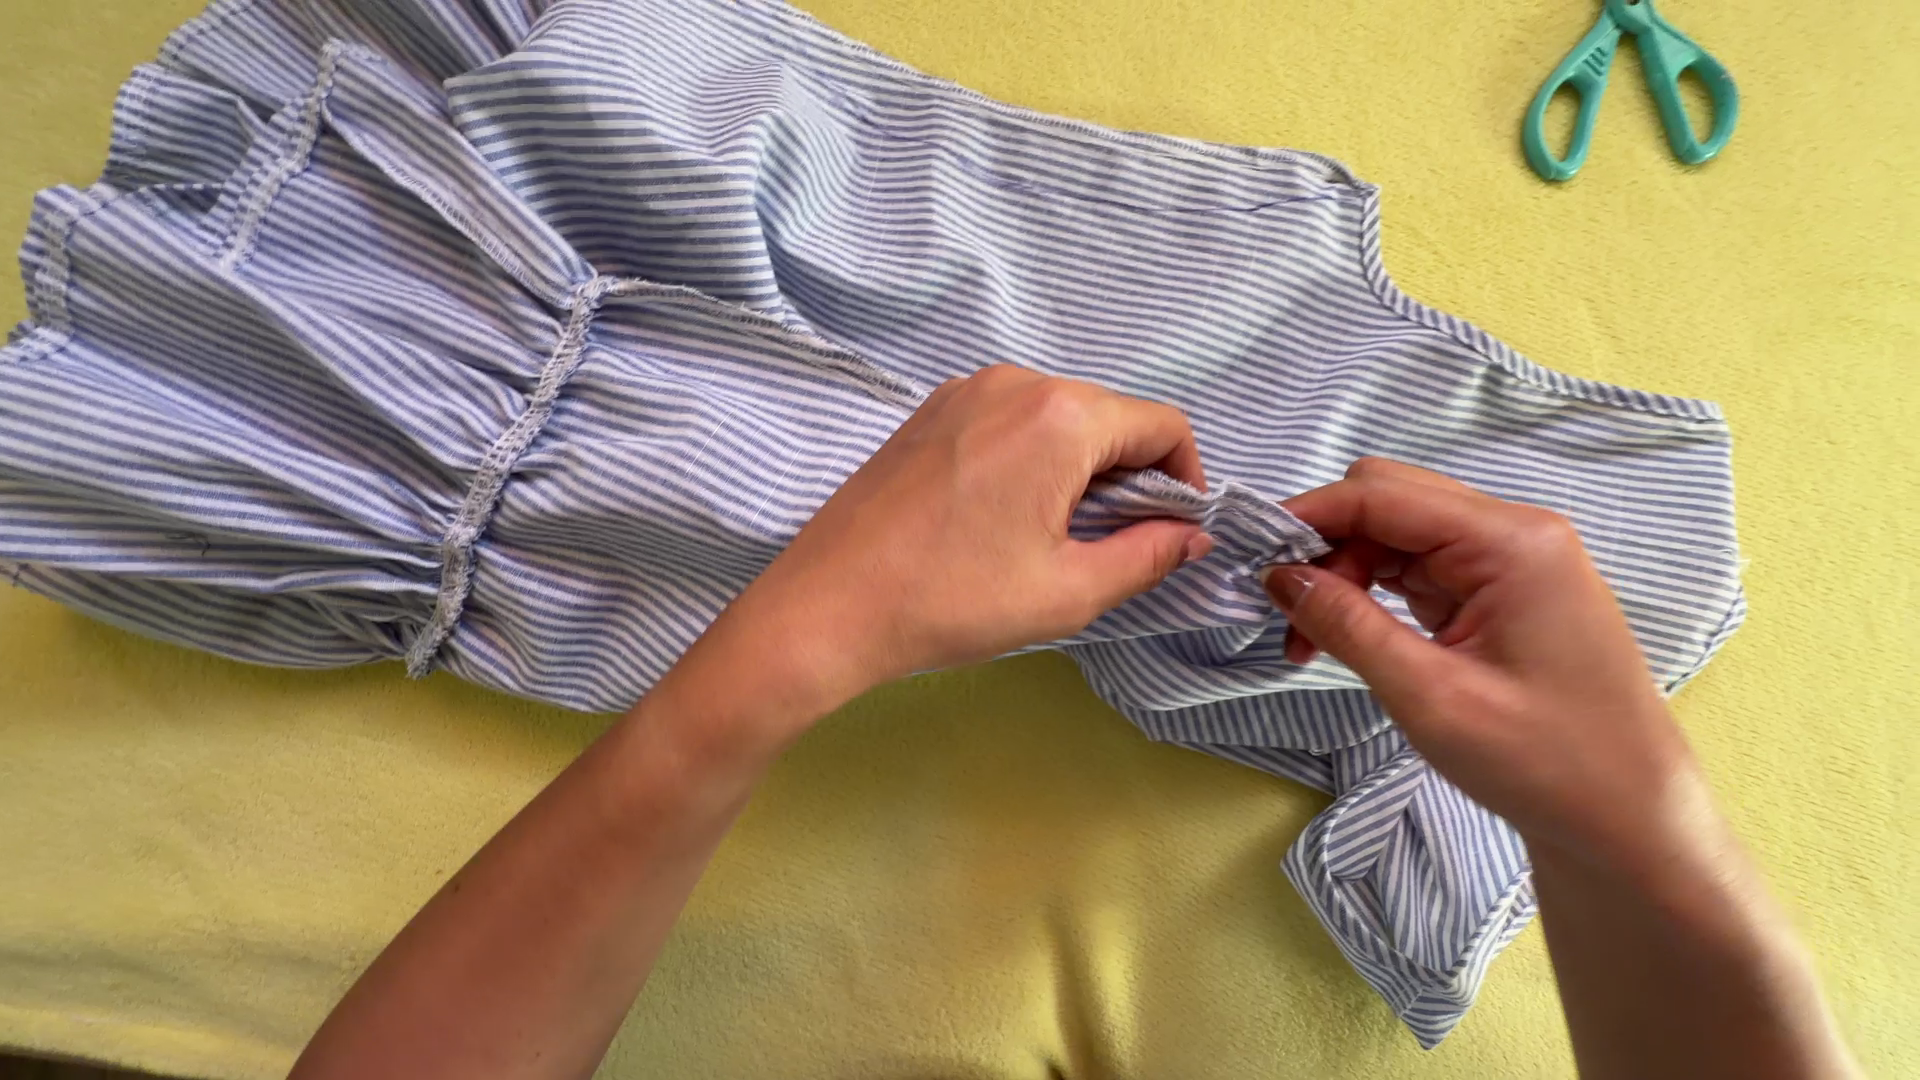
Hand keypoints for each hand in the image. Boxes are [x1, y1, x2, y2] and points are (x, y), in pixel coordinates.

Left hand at [704, 366, 1213, 732]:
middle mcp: (1014, 381)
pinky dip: (1031, 458)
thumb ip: (1147, 556)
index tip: (1172, 531)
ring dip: (1079, 468)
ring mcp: (963, 390)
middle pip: (1108, 417)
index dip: (1184, 479)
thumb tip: (1190, 536)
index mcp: (1059, 415)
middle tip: (1111, 543)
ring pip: (1057, 418)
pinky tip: (1003, 513)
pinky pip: (1008, 421)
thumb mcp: (1068, 591)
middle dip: (1129, 476)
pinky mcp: (929, 411)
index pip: (1162, 426)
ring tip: (1052, 534)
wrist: (827, 604)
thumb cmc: (953, 601)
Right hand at [1264, 458, 1702, 873]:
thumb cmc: (1543, 762)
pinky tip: (1344, 635)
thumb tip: (1276, 574)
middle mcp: (1510, 534)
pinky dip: (1365, 592)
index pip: (1381, 495)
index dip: (1308, 515)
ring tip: (1309, 641)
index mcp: (1511, 542)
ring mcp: (1504, 561)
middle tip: (1288, 609)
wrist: (1628, 823)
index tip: (1252, 552)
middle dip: (1324, 546)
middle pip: (1385, 501)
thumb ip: (1346, 623)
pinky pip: (1408, 567)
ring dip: (1339, 574)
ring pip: (1389, 534)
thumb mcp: (1428, 695)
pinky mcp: (1491, 591)